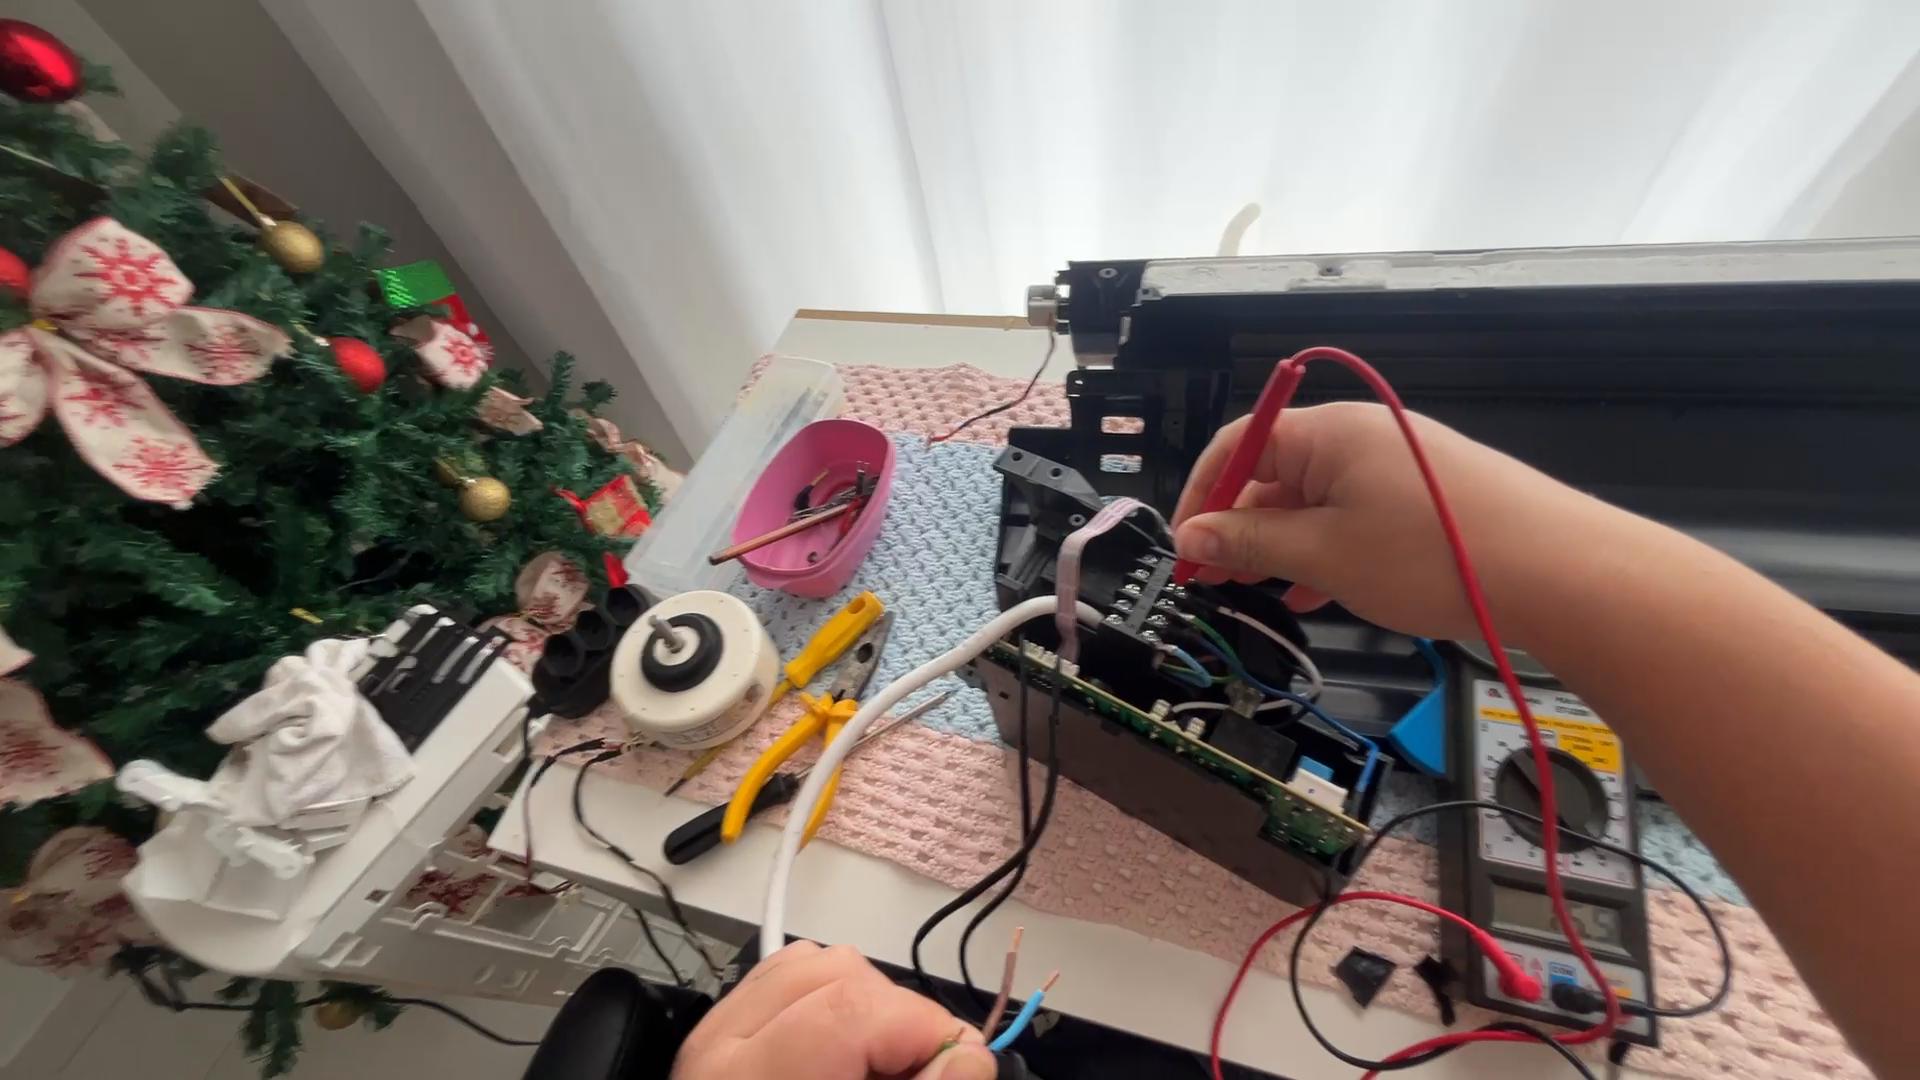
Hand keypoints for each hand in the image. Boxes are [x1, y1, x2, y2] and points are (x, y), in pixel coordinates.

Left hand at [672, 942, 995, 1079]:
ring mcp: (716, 1032)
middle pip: (840, 975)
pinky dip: (831, 993)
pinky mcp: (722, 1028)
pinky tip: (845, 1047)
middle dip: (900, 1017)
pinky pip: (791, 970)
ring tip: (881, 1065)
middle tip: (925, 1075)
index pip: (848, 1013)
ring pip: (818, 961)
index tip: (964, 1063)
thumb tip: (968, 1058)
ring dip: (867, 1001)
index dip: (923, 1027)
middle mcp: (719, 1051)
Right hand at [1171, 402, 1616, 641]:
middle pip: (1271, 474)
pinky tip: (1313, 590)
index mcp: (1328, 432)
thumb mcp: (1322, 552)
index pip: (1238, 445)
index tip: (1185, 544)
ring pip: (1309, 500)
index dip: (1201, 494)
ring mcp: (1392, 465)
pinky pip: (1348, 514)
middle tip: (1213, 574)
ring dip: (1275, 544)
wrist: (1566, 576)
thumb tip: (1190, 536)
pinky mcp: (1418, 495)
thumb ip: (1247, 540)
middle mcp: (1357, 436)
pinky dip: (1321, 549)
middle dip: (1236, 526)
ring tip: (1258, 587)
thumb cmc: (1430, 556)